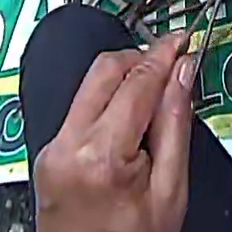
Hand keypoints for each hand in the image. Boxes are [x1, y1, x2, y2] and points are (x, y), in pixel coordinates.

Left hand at [34, 33, 197, 231]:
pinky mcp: (48, 155)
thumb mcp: (170, 192)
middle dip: (142, 58)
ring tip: (155, 100)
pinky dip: (110, 97)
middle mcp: (67, 146)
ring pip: (92, 81)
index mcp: (100, 156)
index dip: (165, 53)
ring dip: (126, 76)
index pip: (138, 80)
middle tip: (171, 65)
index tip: (182, 39)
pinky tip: (132, 118)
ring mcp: (53, 151)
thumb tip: (183, 71)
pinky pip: (82, 105)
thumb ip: (176, 122)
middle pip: (106, 68)